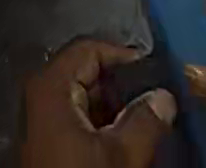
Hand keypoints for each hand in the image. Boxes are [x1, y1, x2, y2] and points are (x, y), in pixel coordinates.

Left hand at [20, 38, 176, 167]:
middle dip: (122, 87)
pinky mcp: (46, 144)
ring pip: (84, 99)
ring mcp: (41, 120)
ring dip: (114, 110)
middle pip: (86, 72)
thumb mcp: (120, 157)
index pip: (90, 49)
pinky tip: (125, 142)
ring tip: (146, 122)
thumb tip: (164, 96)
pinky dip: (101, 127)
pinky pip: (77, 121)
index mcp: (52, 84)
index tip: (155, 73)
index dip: (123, 57)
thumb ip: (145, 120)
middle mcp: (41, 93)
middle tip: (155, 100)